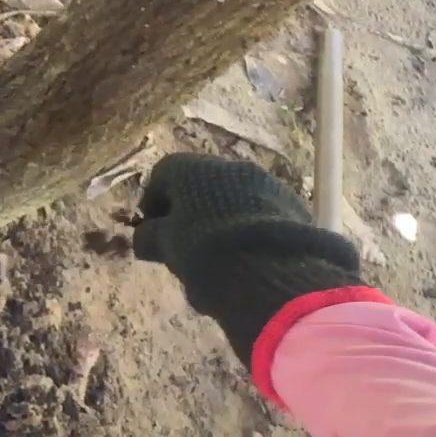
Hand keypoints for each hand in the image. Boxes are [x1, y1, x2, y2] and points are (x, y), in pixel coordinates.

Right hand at [133, 153, 365, 363]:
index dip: (153, 204)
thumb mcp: (165, 247)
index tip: (151, 231)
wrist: (269, 269)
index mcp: (191, 169)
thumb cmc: (203, 250)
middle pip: (200, 187)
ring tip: (218, 260)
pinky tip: (246, 261)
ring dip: (220, 222)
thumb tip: (143, 236)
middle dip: (190, 214)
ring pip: (232, 200)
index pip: (162, 176)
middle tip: (183, 247)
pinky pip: (259, 215)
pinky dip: (248, 231)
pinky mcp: (293, 206)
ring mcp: (265, 183)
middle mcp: (228, 167)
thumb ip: (149, 238)